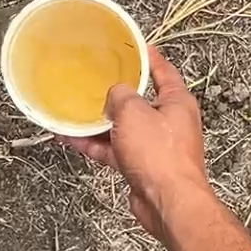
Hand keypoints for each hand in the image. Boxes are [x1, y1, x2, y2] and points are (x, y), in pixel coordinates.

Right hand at [61, 46, 212, 241]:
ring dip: (99, 124)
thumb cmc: (160, 156)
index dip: (150, 58)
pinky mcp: (142, 166)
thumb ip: (120, 95)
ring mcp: (155, 146)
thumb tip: (113, 95)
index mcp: (176, 102)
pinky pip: (115, 150)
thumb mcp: (133, 112)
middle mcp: (169, 122)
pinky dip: (96, 146)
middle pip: (139, 102)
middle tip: (96, 84)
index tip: (137, 48)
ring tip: (75, 115)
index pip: (164, 71)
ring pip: (123, 128)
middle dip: (115, 96)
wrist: (167, 201)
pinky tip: (74, 141)